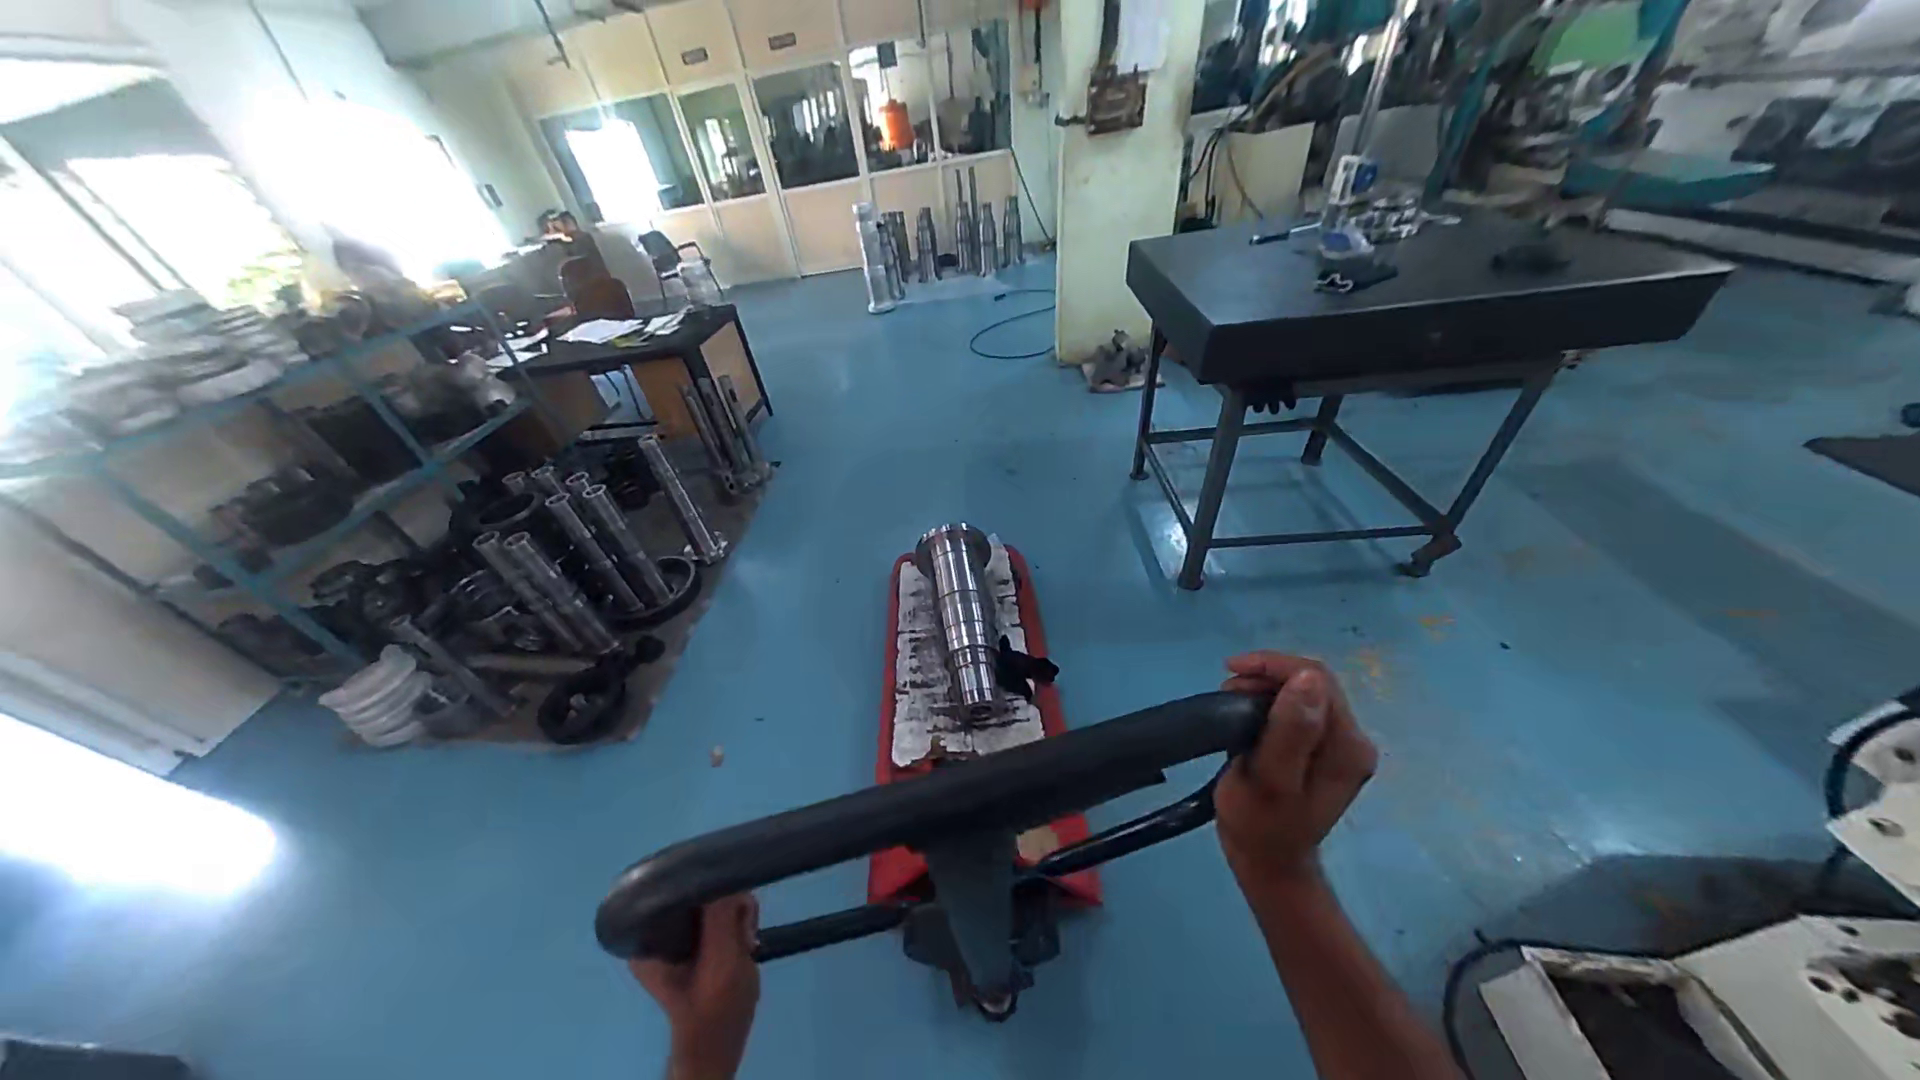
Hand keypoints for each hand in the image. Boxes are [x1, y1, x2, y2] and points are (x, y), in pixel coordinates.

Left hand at [630, 895, 760, 1079]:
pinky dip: (740, 921)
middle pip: (701, 889)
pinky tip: (744, 942)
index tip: (732, 907)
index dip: (710, 886)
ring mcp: (679, 932)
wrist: (722, 1042)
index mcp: (648, 935)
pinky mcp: (698, 936)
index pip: (676, 885)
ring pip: (717, 897)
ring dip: (739, 915)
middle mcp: (658, 928)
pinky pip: (723, 909)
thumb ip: (722, 916)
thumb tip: (726, 872)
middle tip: (742, 936)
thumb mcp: (721, 961)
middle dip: (731, 906)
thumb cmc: (715, 1008)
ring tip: (744, 943)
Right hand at [1215, 652, 1377, 889]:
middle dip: (1266, 674)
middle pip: (1313, 681)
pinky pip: (1298, 706)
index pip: (1316, 678)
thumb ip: (1290, 730)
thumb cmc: (1260, 824)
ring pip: (1304, 690)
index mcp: (1347, 745)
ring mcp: (1338, 744)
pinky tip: (1245, 711)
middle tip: (1226, 689)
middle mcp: (1353, 739)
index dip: (1273, 666)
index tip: (1229, 672)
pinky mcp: (1322, 748)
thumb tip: (1306, 678)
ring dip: (1264, 685)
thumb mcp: (1269, 778)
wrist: (1267, 862)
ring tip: (1230, 699)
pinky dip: (1268, 699)